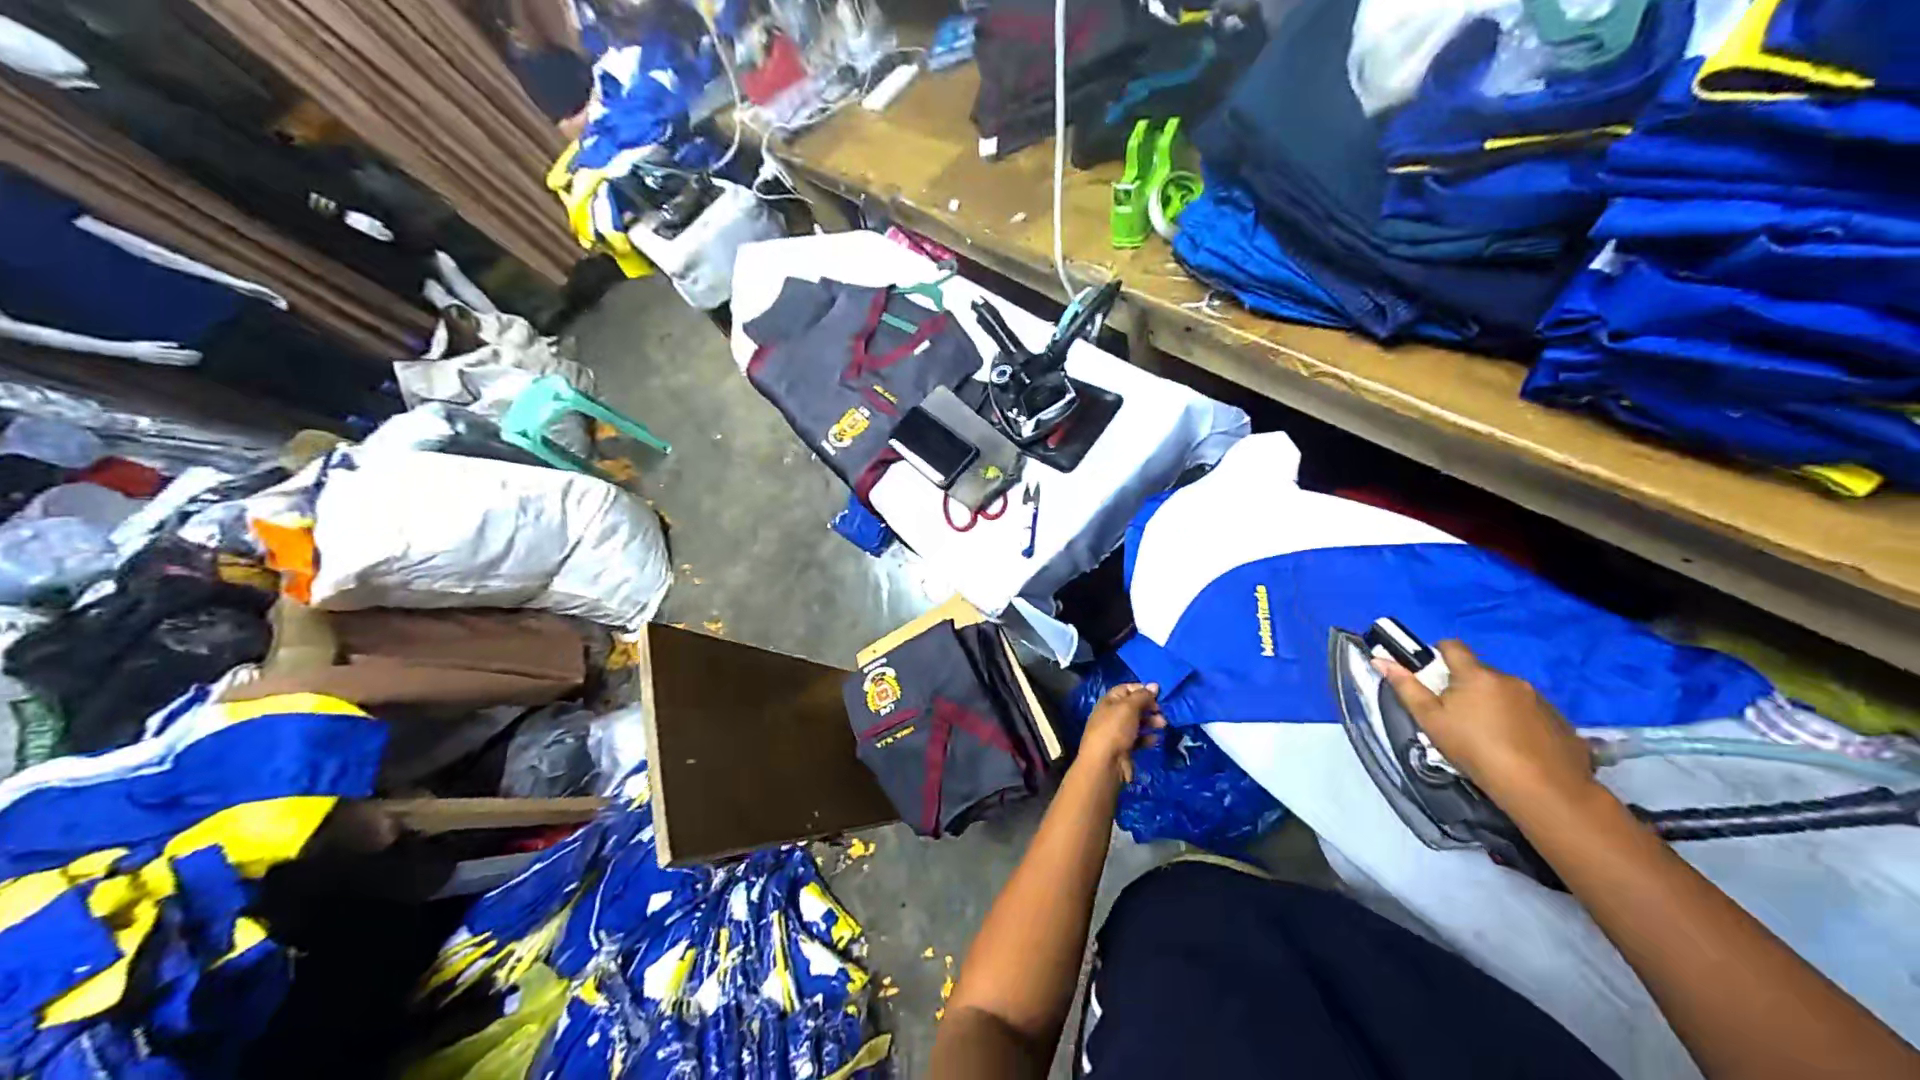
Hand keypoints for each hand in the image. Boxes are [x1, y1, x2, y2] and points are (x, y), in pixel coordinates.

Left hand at [1078, 682, 1165, 783]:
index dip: (1141, 689)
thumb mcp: (1128, 707)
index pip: (1126, 689)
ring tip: (1163, 725)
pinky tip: (1155, 739)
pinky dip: (1147, 738)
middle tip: (1162, 712)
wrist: (1105, 763)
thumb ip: (1142, 696)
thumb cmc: (1115, 729)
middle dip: (1149, 707)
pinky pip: (1138, 739)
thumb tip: (1154, 685)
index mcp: (1109, 701)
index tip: (1158, 693)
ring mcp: (1117, 733)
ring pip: (1138, 723)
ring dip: (1151, 722)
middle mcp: (1112, 715)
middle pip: (1133, 707)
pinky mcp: (1124, 748)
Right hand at [1373, 640, 1594, 808]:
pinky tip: (1516, 745)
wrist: (1541, 788)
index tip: (1432, 674)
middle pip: (1480, 672)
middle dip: (1466, 685)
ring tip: (1489, 734)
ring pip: (1507, 692)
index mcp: (1476, 675)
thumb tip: (1380, 660)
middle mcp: (1510, 679)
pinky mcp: (1561, 721)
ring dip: (1494, 703)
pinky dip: (1520, 720)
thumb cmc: (1475, 749)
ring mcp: (1540, 699)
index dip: (1438, 653)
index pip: (1453, 646)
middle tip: (1456, 714)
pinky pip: (1532, 711)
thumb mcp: (1430, 720)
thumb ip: (1406, 687)